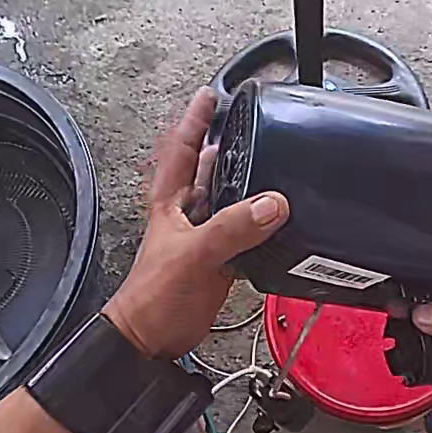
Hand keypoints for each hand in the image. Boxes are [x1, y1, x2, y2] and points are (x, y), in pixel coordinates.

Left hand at [103, 89, 288, 358]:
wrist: (153, 337)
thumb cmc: (154, 297)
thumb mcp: (193, 255)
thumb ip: (232, 228)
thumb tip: (273, 203)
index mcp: (171, 204)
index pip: (181, 150)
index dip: (195, 120)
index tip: (212, 95)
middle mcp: (188, 215)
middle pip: (207, 169)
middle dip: (227, 144)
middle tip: (252, 125)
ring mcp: (205, 237)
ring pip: (228, 199)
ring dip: (247, 183)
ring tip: (271, 162)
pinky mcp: (221, 259)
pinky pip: (245, 231)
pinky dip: (262, 222)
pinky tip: (278, 218)